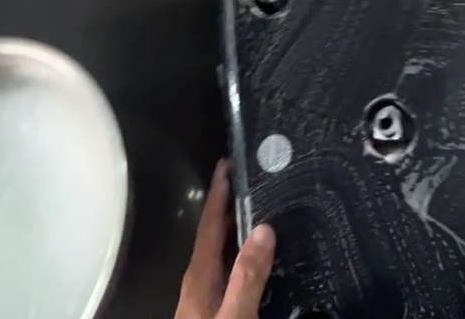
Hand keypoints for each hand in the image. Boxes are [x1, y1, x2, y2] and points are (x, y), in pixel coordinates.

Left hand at [176, 161, 275, 318]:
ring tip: (260, 207)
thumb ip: (247, 276)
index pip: (210, 222)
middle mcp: (200, 279)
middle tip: (253, 178)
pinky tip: (257, 255)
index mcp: (201, 274)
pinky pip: (228, 266)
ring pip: (222, 250)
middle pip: (214, 232)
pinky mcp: (214, 307)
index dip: (218, 191)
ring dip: (236, 226)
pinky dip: (241, 250)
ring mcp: (205, 295)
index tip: (227, 161)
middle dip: (230, 203)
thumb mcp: (235, 316)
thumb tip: (264, 227)